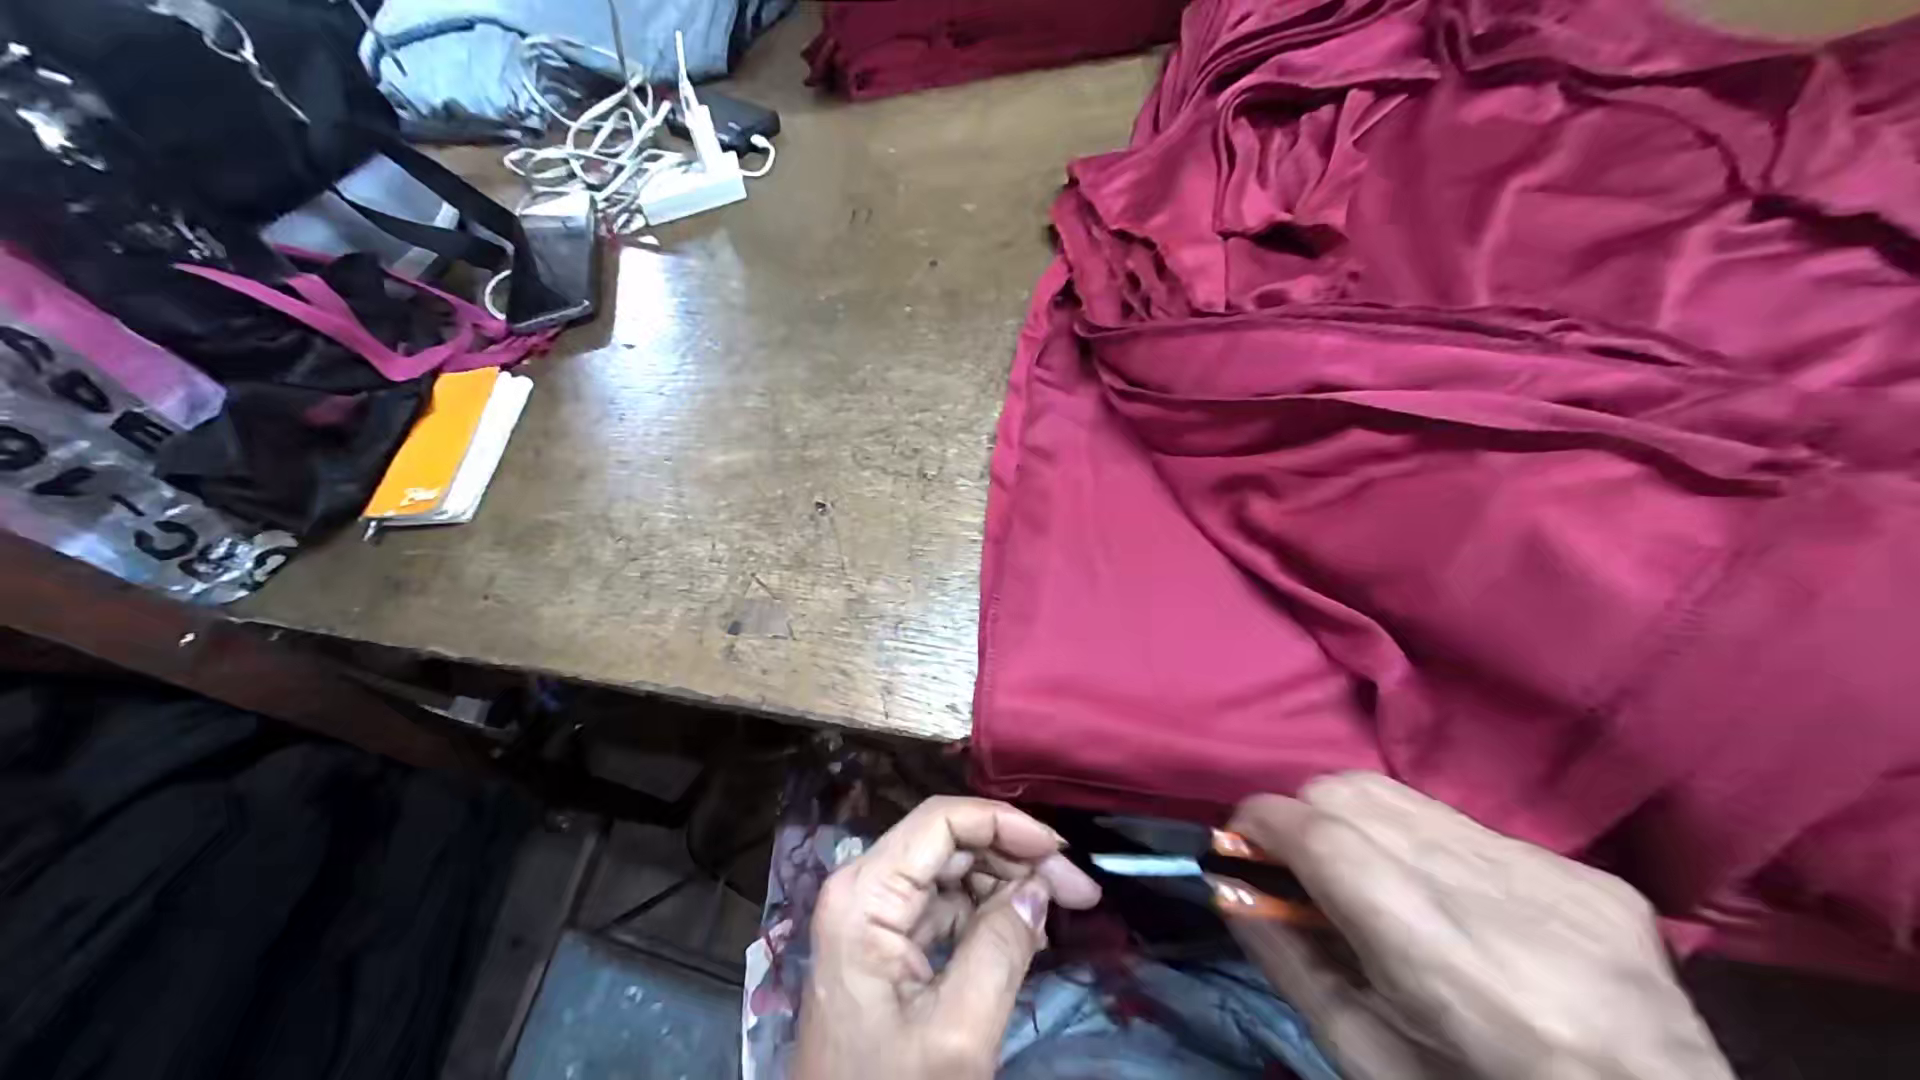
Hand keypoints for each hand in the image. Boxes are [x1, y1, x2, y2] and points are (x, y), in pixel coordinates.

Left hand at [793, 796, 1102, 1079]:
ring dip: (1007, 882)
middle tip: (1077, 889)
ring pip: (951, 868)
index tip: (1058, 850)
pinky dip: (988, 910)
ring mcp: (872, 913)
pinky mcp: (885, 939)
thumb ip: (1001, 949)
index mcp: (865, 895)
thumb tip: (1038, 889)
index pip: (941, 820)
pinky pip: (945, 903)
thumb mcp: (957, 1033)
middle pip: (949, 841)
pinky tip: (1026, 932)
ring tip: (1060, 908)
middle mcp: (863, 887)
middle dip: (1015, 856)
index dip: (1004, 823)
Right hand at [1223, 773, 1732, 1079]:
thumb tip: (1228, 884)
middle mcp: (1506, 898)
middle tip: (1297, 869)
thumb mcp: (1368, 1061)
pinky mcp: (1591, 877)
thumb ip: (1289, 961)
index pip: (1325, 836)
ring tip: (1365, 880)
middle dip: (1302, 815)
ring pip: (1402, 796)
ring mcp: (1558, 877)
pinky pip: (1464, 826)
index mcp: (1452, 968)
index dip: (1261, 822)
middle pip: (1354, 793)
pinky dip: (1422, 847)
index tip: (1237, 846)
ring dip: (1355, 823)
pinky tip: (1448, 906)